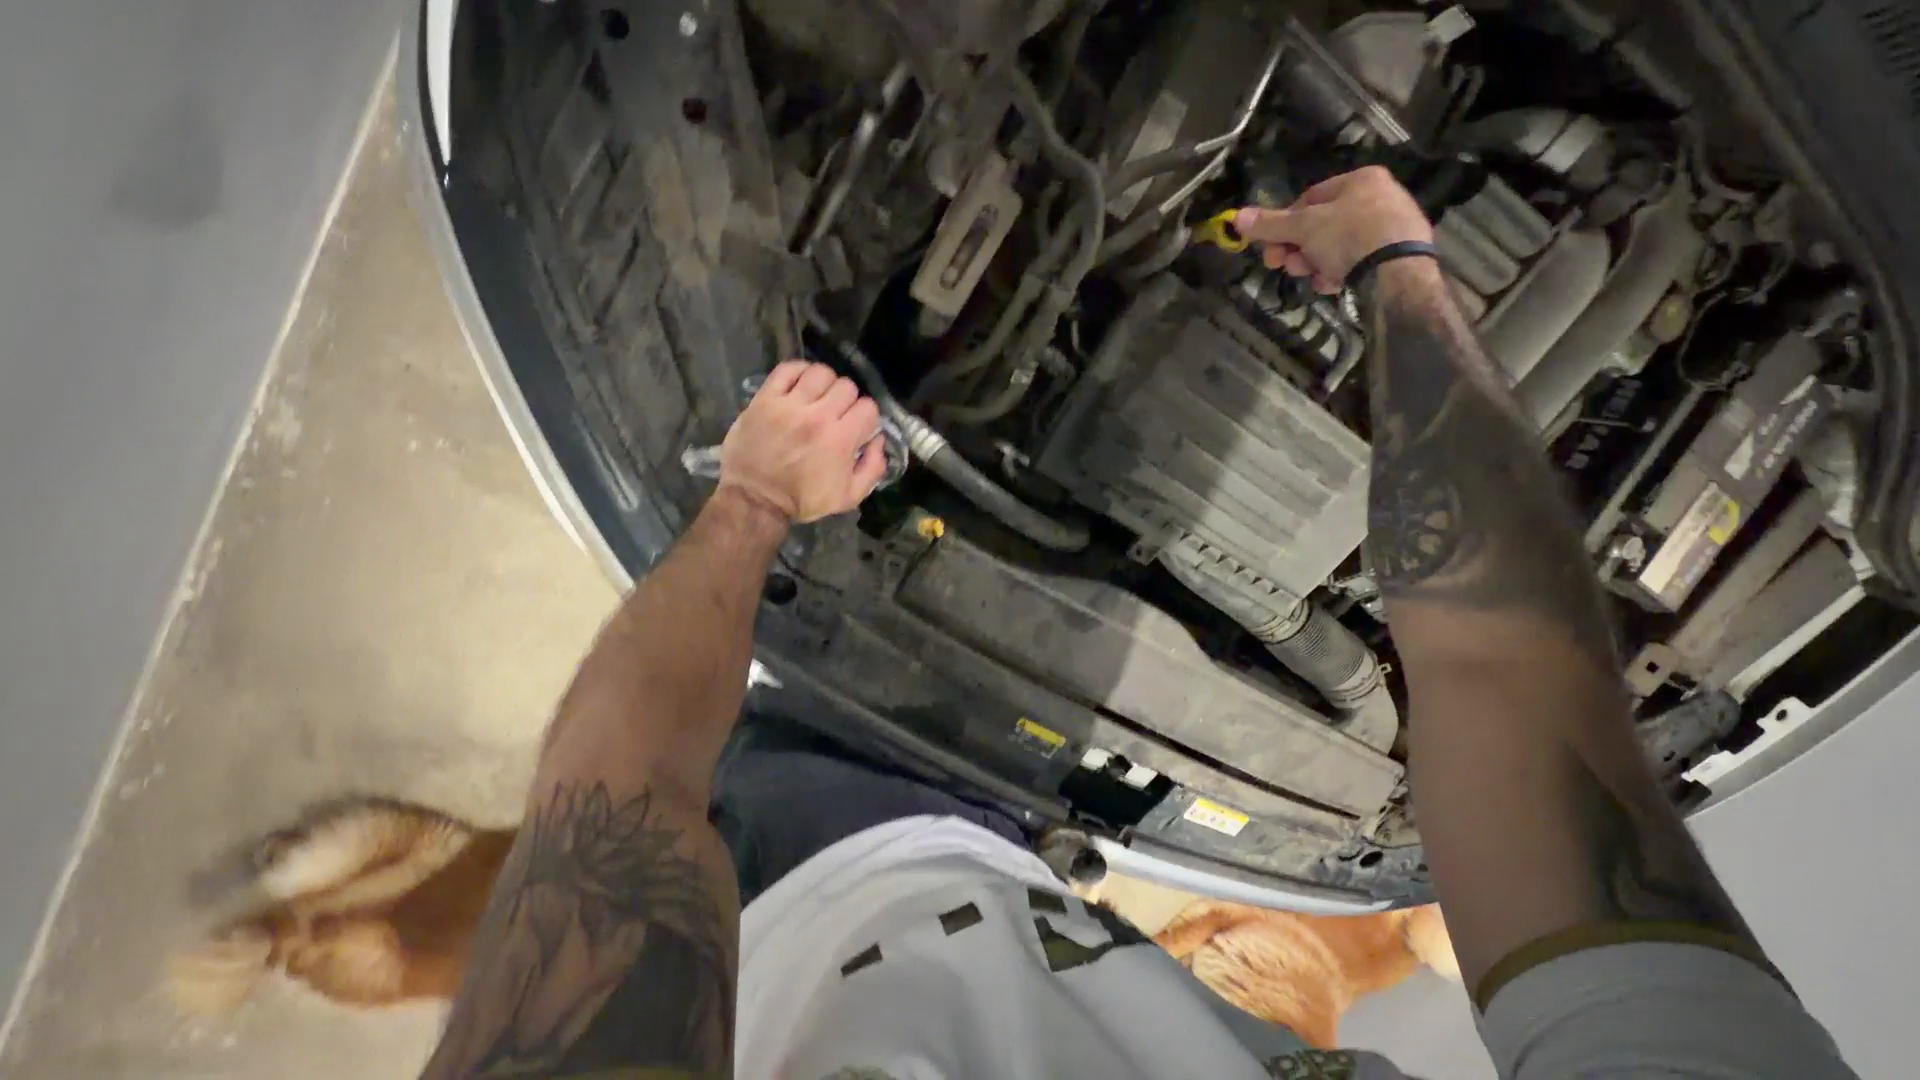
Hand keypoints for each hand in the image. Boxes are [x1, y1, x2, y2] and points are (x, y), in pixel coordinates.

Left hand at [719, 360, 888, 523]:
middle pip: (847, 386)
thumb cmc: (802, 500)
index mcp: (841, 440)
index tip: (856, 427)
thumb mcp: (848, 497)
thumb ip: (872, 469)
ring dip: (824, 384)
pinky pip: (788, 369)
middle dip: (847, 400)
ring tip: (818, 398)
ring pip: (820, 373)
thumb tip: (878, 440)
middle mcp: (818, 416)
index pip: (868, 407)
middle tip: (836, 414)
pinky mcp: (765, 399)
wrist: (755, 499)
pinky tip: (800, 385)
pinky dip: (798, 371)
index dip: (866, 417)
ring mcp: (789, 405)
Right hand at [1235, 166, 1434, 293]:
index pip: (1311, 197)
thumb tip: (1237, 218)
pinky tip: (1330, 284)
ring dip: (1315, 263)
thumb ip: (1270, 225)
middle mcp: (1379, 197)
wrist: (1395, 271)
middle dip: (1298, 248)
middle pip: (1322, 225)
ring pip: (1337, 246)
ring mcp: (1390, 227)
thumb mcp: (1303, 228)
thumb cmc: (1348, 236)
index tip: (1273, 244)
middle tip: (1283, 265)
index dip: (1286, 223)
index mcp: (1361, 179)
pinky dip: (1339, 272)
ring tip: (1310, 277)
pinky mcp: (1396, 255)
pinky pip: (1357, 261)